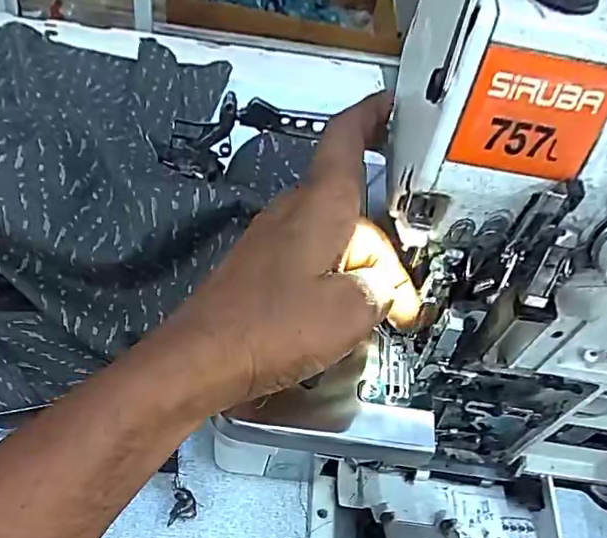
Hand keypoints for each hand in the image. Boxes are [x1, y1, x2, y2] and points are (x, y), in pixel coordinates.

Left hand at [149, 91, 418, 410]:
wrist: (205, 359)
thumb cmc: (269, 329)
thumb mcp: (350, 313)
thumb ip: (380, 292)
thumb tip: (382, 292)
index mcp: (319, 207)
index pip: (347, 141)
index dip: (372, 118)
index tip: (390, 109)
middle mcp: (291, 216)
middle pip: (351, 214)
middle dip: (383, 252)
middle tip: (401, 299)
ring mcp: (271, 246)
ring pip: (331, 246)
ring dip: (358, 277)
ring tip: (369, 320)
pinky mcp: (259, 277)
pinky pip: (308, 271)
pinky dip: (331, 291)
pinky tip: (334, 327)